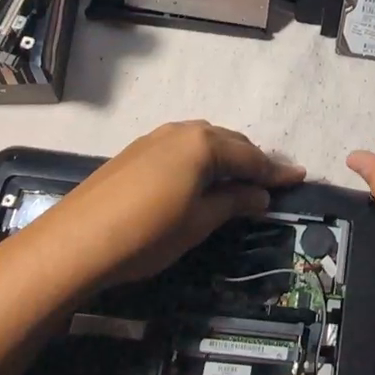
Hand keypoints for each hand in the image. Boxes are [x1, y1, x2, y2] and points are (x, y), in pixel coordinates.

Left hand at [28, 121, 304, 286]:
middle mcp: (182, 131)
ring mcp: (155, 139)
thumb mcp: (199, 222)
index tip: (299, 177)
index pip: (251, 157)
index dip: (275, 172)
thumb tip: (260, 195)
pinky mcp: (135, 152)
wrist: (75, 243)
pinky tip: (200, 180)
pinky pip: (181, 149)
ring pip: (203, 143)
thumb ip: (234, 202)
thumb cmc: (147, 233)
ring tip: (239, 182)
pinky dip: (200, 162)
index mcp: (204, 143)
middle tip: (271, 183)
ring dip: (224, 160)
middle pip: (228, 143)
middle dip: (251, 162)